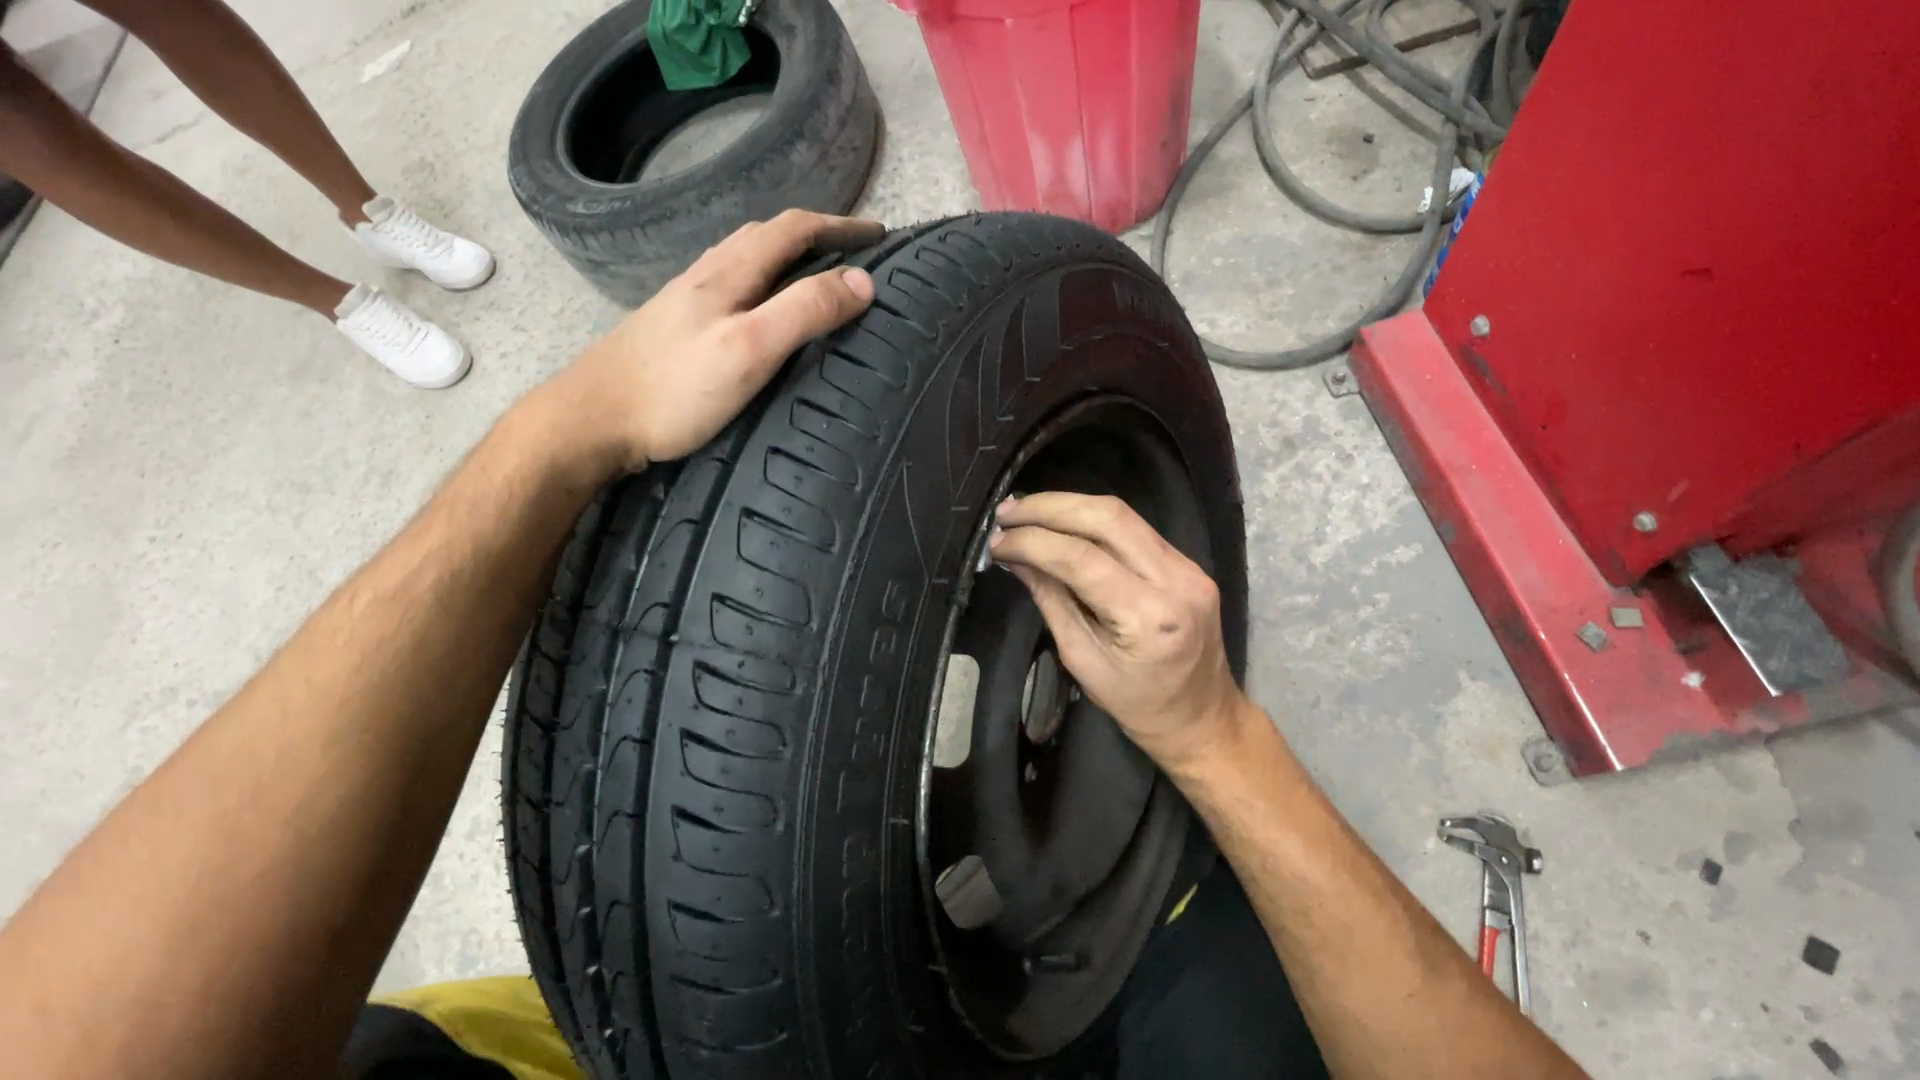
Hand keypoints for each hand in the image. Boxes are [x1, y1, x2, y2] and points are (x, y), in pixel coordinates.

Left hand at [552, 209, 886, 474]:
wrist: (592, 420)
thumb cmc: (674, 388)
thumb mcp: (750, 349)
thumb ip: (805, 312)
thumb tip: (863, 282)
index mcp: (729, 273)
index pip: (793, 229)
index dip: (839, 226)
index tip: (880, 236)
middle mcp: (707, 276)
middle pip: (767, 238)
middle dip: (815, 236)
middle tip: (853, 254)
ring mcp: (687, 302)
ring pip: (745, 262)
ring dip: (786, 258)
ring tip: (816, 276)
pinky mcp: (675, 329)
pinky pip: (731, 289)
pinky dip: (762, 285)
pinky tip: (760, 313)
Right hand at [990, 493, 1254, 768]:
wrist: (1202, 717)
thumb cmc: (1137, 704)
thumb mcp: (1082, 660)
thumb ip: (1051, 601)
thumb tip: (1014, 557)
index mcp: (1149, 617)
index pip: (1082, 558)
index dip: (1034, 542)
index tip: (998, 542)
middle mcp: (1176, 581)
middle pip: (1108, 518)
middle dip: (1050, 508)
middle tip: (1007, 512)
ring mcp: (1189, 568)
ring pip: (1123, 515)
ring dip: (1069, 507)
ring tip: (1026, 512)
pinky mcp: (1190, 563)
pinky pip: (1136, 529)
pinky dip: (1092, 522)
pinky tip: (1062, 525)